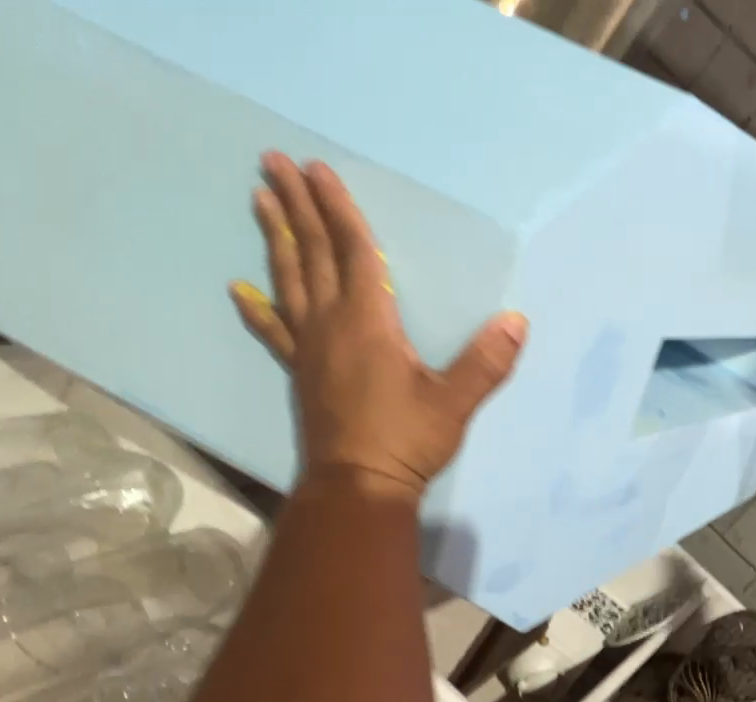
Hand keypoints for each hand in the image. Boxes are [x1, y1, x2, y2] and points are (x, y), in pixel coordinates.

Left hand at [228, 152, 527, 496]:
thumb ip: (486, 361)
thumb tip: (516, 320)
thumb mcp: (455, 402)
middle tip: (273, 162)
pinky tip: (239, 290)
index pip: (355, 254)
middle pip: (313, 254)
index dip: (340, 210)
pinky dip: (256, 307)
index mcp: (369, 323)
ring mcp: (310, 347)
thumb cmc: (408, 441)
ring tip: (259, 200)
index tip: (319, 170)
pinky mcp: (301, 371)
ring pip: (289, 280)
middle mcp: (332, 325)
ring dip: (276, 238)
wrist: (358, 485)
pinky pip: (274, 330)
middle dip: (297, 207)